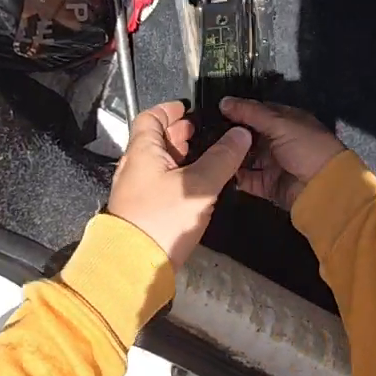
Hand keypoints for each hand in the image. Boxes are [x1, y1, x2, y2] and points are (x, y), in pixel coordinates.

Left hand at [107, 101, 252, 267]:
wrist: (134, 266)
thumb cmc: (164, 217)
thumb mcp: (199, 185)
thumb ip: (222, 158)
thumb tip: (241, 132)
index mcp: (142, 151)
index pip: (150, 118)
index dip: (169, 110)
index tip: (188, 109)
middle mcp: (134, 167)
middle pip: (155, 140)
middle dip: (179, 134)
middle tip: (204, 132)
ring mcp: (136, 191)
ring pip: (159, 163)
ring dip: (180, 156)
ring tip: (206, 156)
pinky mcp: (143, 212)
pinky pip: (161, 183)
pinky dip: (178, 176)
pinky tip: (197, 186)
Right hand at [219, 97, 346, 210]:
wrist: (324, 188)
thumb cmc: (306, 148)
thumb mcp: (280, 124)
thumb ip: (251, 113)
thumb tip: (224, 101)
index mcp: (286, 121)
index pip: (258, 112)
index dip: (238, 111)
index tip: (215, 111)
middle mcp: (278, 141)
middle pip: (249, 135)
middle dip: (231, 134)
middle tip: (205, 132)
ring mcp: (272, 163)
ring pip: (245, 157)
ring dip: (230, 155)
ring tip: (207, 151)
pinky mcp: (267, 185)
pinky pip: (246, 179)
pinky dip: (234, 176)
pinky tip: (217, 170)